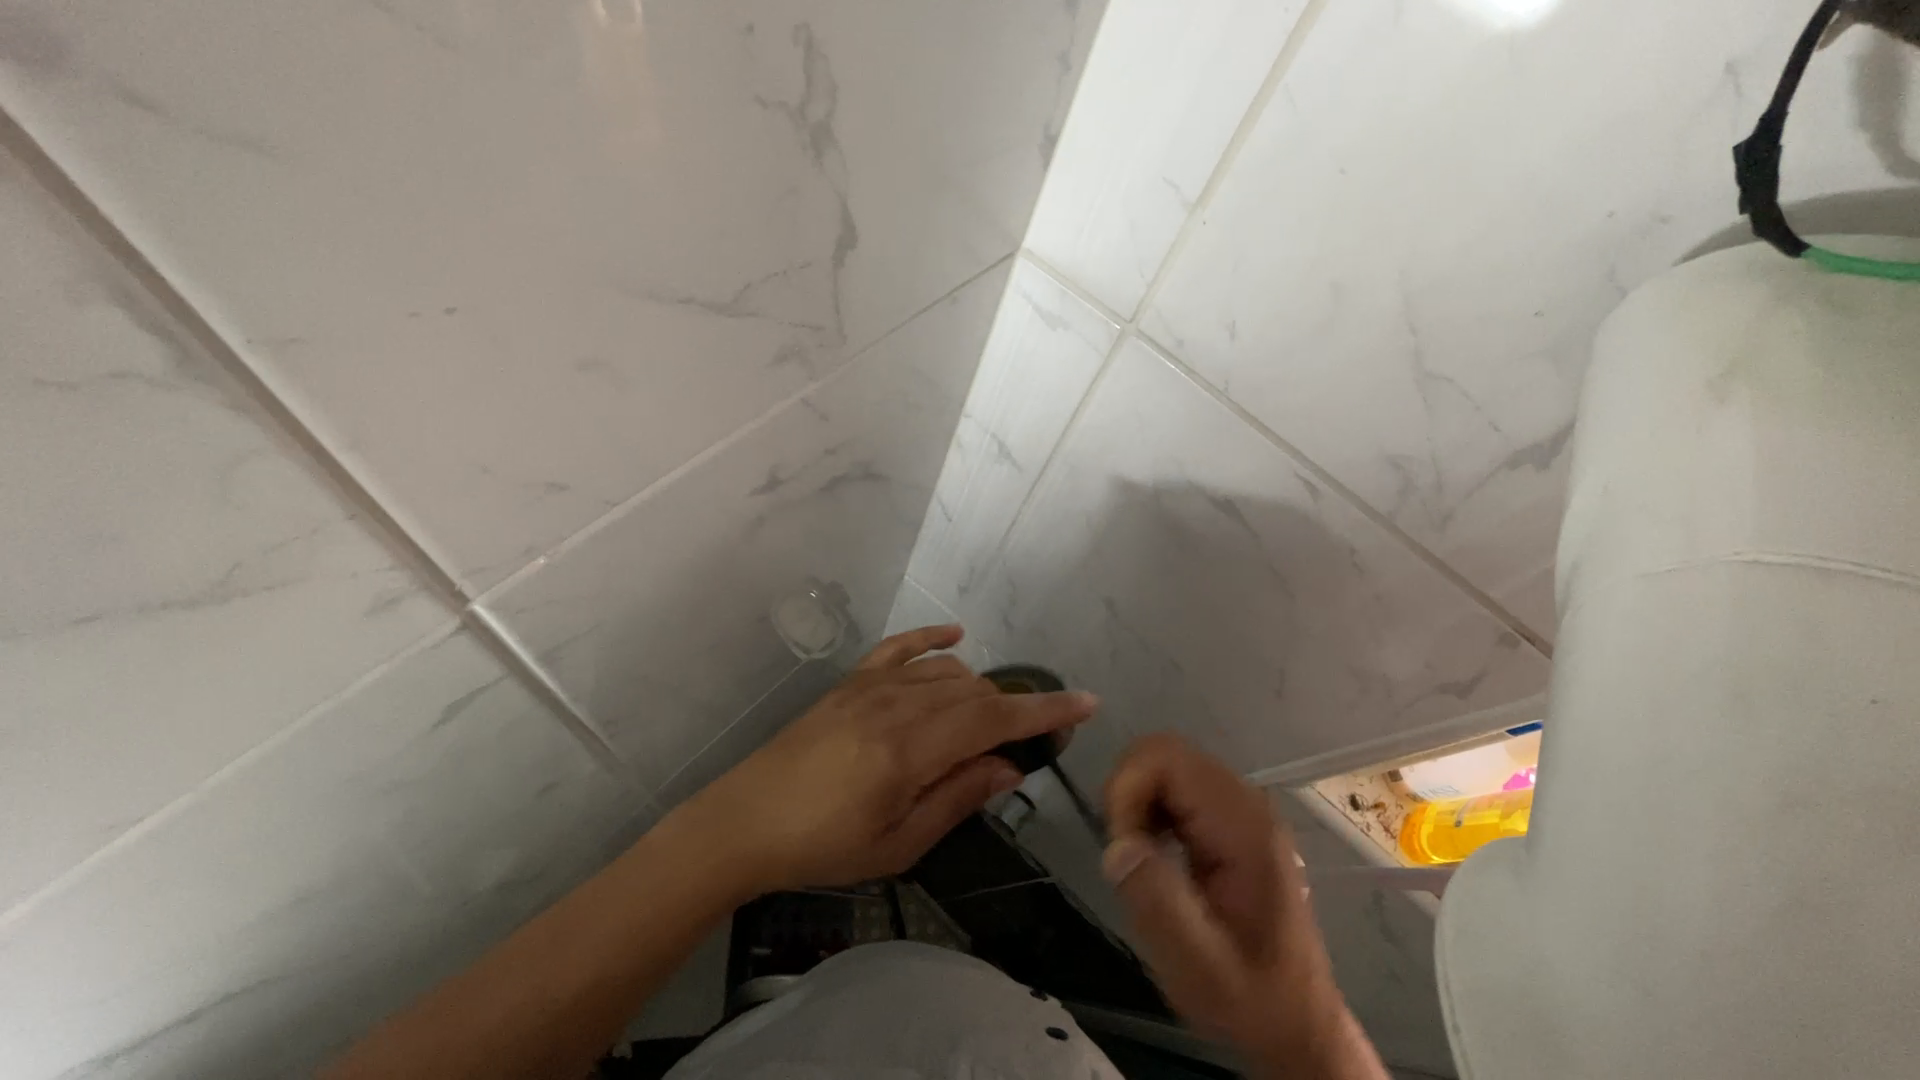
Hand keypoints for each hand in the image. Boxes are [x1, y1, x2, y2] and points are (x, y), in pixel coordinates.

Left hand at [680, 625, 1097, 893]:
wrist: (743, 823)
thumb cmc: (822, 846)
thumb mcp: (897, 844)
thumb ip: (957, 799)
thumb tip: (1009, 768)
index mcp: (910, 749)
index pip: (993, 718)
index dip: (1044, 711)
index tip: (1086, 704)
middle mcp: (895, 704)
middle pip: (976, 692)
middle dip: (1016, 708)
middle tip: (1035, 738)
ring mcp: (869, 687)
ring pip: (946, 671)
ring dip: (980, 690)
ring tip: (989, 723)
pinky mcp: (849, 683)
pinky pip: (899, 647)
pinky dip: (931, 639)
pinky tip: (955, 638)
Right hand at [1102, 735, 1350, 1064]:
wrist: (1297, 1025)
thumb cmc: (1251, 999)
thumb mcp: (1201, 969)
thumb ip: (1161, 906)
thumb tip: (1118, 846)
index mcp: (1244, 827)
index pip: (1165, 757)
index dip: (1127, 791)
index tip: (1123, 850)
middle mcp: (1245, 805)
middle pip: (1163, 753)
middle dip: (1126, 796)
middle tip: (1126, 855)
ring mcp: (1239, 812)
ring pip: (1164, 767)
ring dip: (1135, 806)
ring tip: (1139, 862)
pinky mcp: (1229, 826)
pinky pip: (1175, 790)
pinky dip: (1148, 814)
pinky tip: (1154, 858)